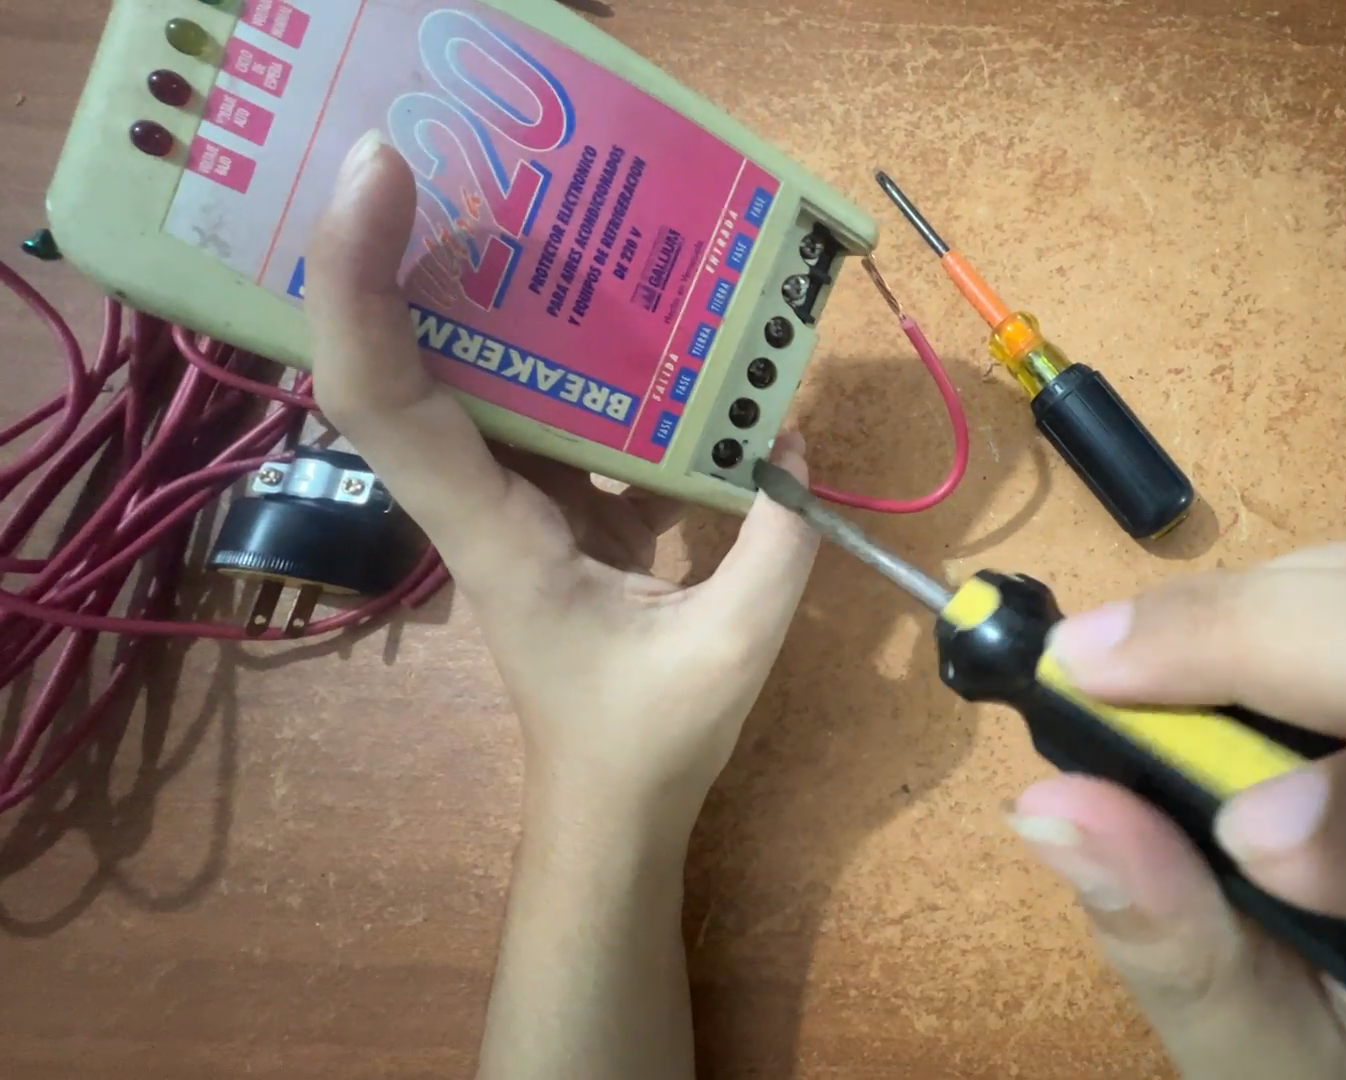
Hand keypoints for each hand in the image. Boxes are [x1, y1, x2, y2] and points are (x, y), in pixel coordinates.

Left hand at [303, 131, 817, 830]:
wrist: (617, 809)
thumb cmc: (656, 739)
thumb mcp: (738, 641)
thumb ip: (778, 539)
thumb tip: (791, 443)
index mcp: (500, 539)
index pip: (388, 399)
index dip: (361, 281)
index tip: (385, 175)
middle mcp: (489, 513)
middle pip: (418, 369)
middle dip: (433, 262)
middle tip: (503, 177)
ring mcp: (524, 517)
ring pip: (496, 398)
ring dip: (522, 318)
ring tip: (578, 241)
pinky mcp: (565, 526)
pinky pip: (566, 434)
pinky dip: (598, 387)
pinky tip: (654, 356)